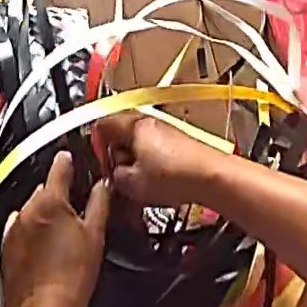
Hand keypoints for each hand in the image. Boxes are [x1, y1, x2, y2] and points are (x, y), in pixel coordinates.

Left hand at [0, 150, 109, 306]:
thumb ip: (100, 202)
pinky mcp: (5, 246)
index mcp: (50, 199)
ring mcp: (14, 227)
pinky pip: (19, 227)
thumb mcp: (94, 235)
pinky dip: (30, 229)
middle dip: (60, 194)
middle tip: (74, 211)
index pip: (60, 164)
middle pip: (46, 187)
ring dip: (44, 212)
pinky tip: (43, 246)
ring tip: (60, 235)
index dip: (70, 160)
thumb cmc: (69, 280)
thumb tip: (104, 186)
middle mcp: (28, 208)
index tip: (72, 159)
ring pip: (32, 207)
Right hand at [93, 113, 223, 208]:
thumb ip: (116, 177)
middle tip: (119, 179)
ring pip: (136, 142)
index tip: (102, 166)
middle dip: (116, 156)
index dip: (97, 146)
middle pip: (119, 133)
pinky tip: (154, 182)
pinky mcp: (174, 139)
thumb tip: (115, 175)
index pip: (102, 124)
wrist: (210, 176)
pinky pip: (152, 147)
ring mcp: (161, 128)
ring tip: (138, 185)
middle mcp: (145, 121)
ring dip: (133, 162)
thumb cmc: (172, 175)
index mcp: (131, 124)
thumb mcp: (133, 184)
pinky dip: (148, 162)